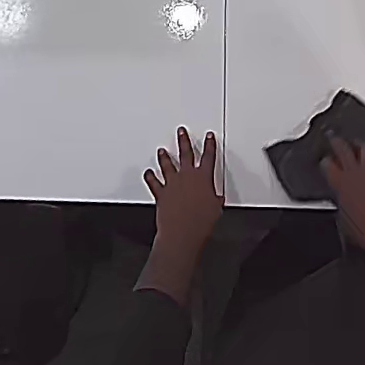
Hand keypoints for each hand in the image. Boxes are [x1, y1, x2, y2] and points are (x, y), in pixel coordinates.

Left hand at [138, 127, 220, 302]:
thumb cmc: (201, 222)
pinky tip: (148, 173)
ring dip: (165, 157)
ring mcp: (172, 184)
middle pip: (186, 154)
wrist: (182, 233)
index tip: (208, 136)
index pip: (208, 156)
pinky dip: (150, 177)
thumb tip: (215, 198)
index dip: (209, 145)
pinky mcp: (161, 193)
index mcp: (203, 178)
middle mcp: (187, 176)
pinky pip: (154, 182)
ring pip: (168, 165)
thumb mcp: (216, 207)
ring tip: (162, 150)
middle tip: (181, 131)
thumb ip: (214, 198)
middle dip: (184, 141)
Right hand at [321, 136, 364, 280]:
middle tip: (334, 138)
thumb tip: (343, 205)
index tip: (324, 160)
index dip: (325, 161)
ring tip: (358, 144)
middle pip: (343, 149)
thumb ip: (341, 205)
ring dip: (360, 145)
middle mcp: (356, 173)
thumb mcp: (343, 220)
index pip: (327, 165)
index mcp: (341, 183)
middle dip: (337, 142)